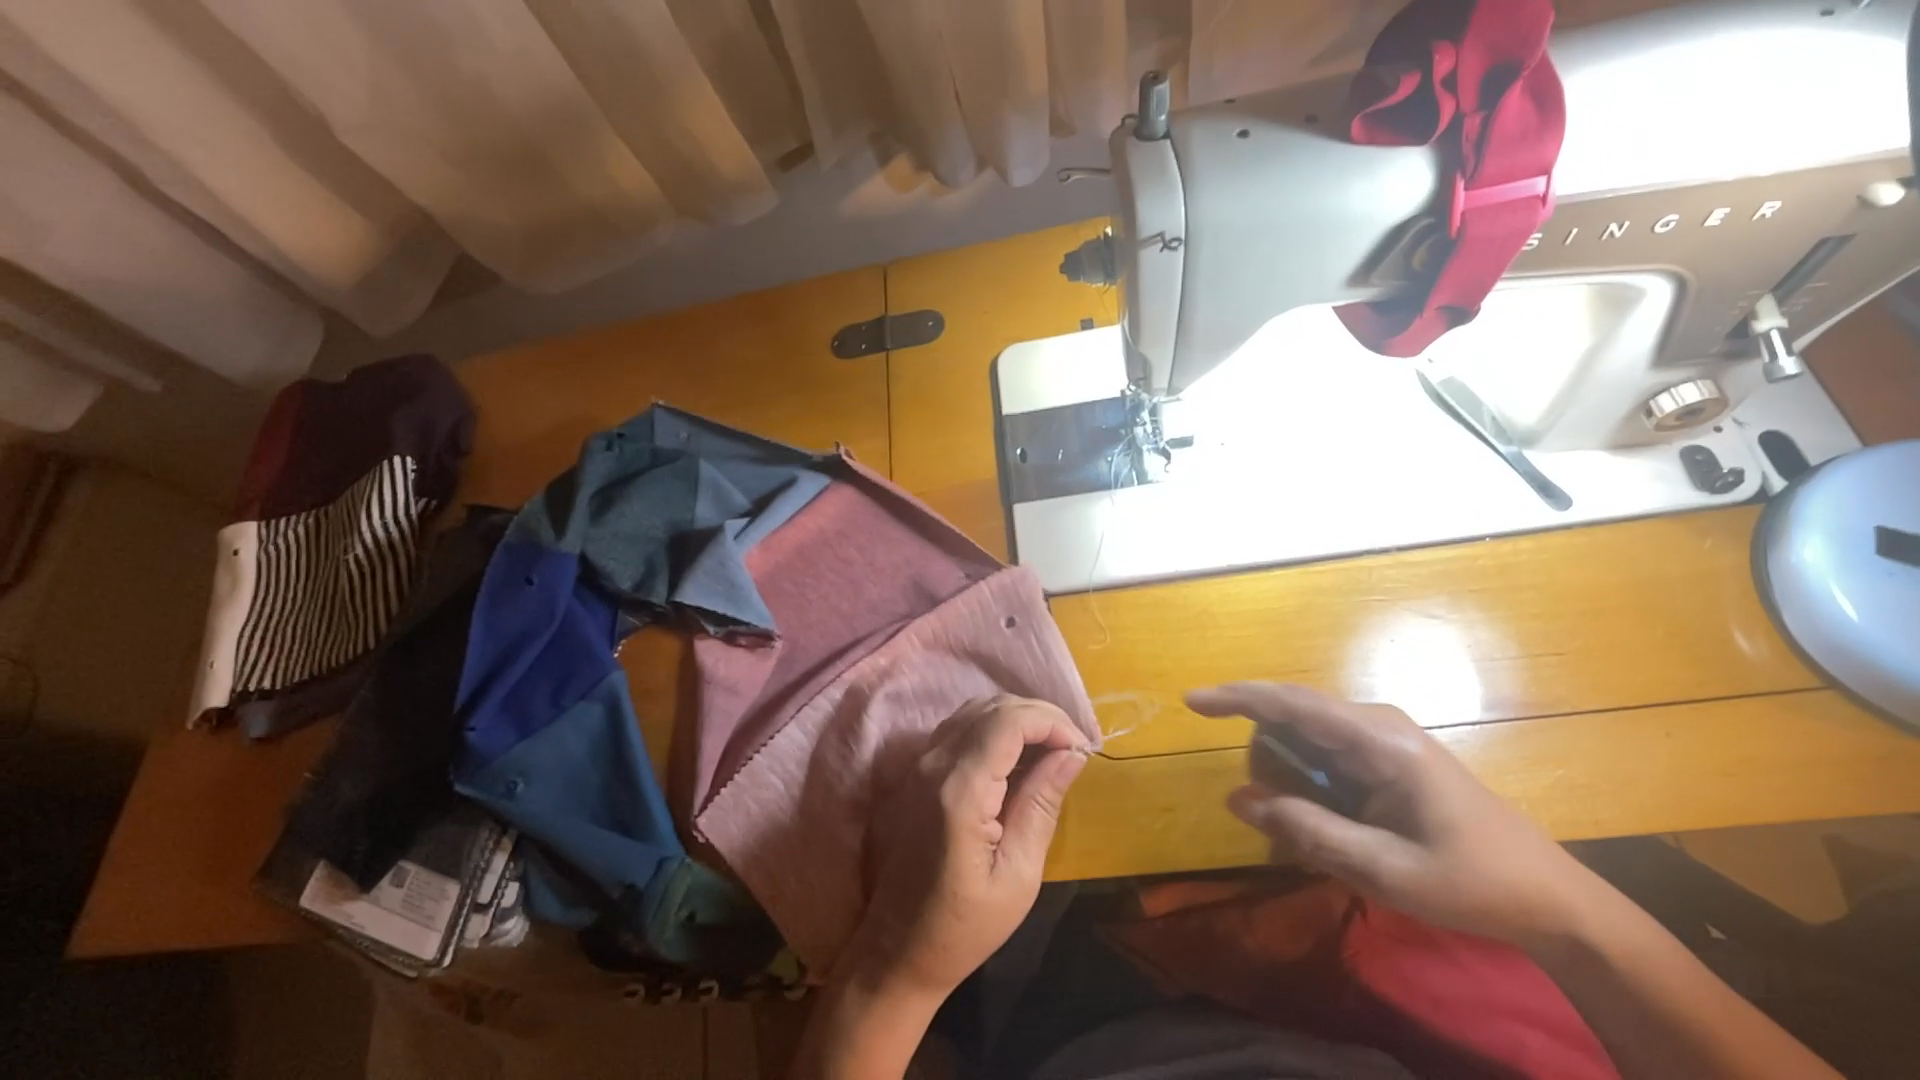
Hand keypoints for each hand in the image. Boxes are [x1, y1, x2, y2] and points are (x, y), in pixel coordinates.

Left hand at [841, 695, 1091, 999]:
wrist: (898, 949)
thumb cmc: (964, 926)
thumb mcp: (1018, 874)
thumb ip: (1042, 804)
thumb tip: (1072, 754)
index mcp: (960, 790)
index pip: (1009, 720)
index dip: (1052, 722)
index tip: (1084, 748)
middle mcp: (934, 765)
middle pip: (993, 708)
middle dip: (1041, 717)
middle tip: (1075, 749)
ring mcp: (920, 766)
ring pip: (975, 711)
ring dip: (1018, 719)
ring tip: (1054, 750)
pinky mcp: (917, 774)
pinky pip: (960, 729)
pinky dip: (995, 729)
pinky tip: (1020, 757)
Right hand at [1189, 682, 1600, 948]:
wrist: (1547, 897)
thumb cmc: (1470, 881)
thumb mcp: (1384, 868)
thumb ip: (1309, 832)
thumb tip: (1239, 799)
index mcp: (1383, 743)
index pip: (1296, 704)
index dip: (1240, 698)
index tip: (1192, 701)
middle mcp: (1380, 726)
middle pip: (1295, 716)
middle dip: (1264, 752)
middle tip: (1269, 813)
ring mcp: (1384, 740)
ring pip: (1306, 737)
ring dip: (1287, 774)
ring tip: (1304, 830)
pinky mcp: (1386, 758)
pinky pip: (1325, 756)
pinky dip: (1306, 783)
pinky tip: (1319, 822)